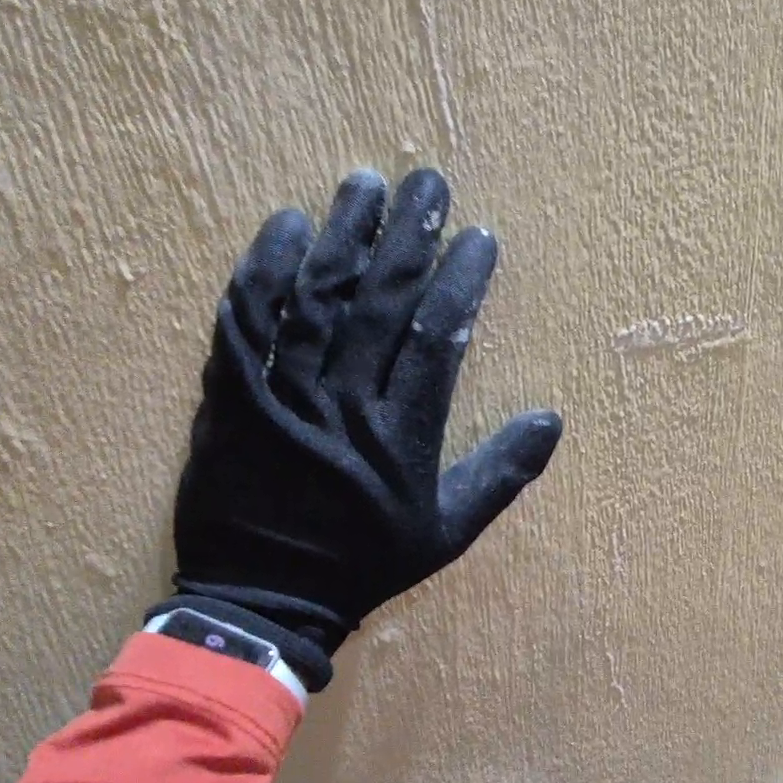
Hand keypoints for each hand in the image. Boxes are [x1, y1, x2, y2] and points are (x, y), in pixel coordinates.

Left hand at [160, 168, 563, 690]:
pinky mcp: (229, 396)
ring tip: (366, 183)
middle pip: (378, 302)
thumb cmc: (366, 563)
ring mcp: (280, 396)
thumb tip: (553, 417)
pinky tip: (285, 225)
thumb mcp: (449, 531)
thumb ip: (503, 473)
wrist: (260, 601)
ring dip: (344, 236)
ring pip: (315, 300)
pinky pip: (243, 323)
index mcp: (402, 434)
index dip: (460, 281)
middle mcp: (343, 402)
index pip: (437, 337)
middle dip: (408, 236)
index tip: (479, 237)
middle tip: (428, 181)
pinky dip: (262, 271)